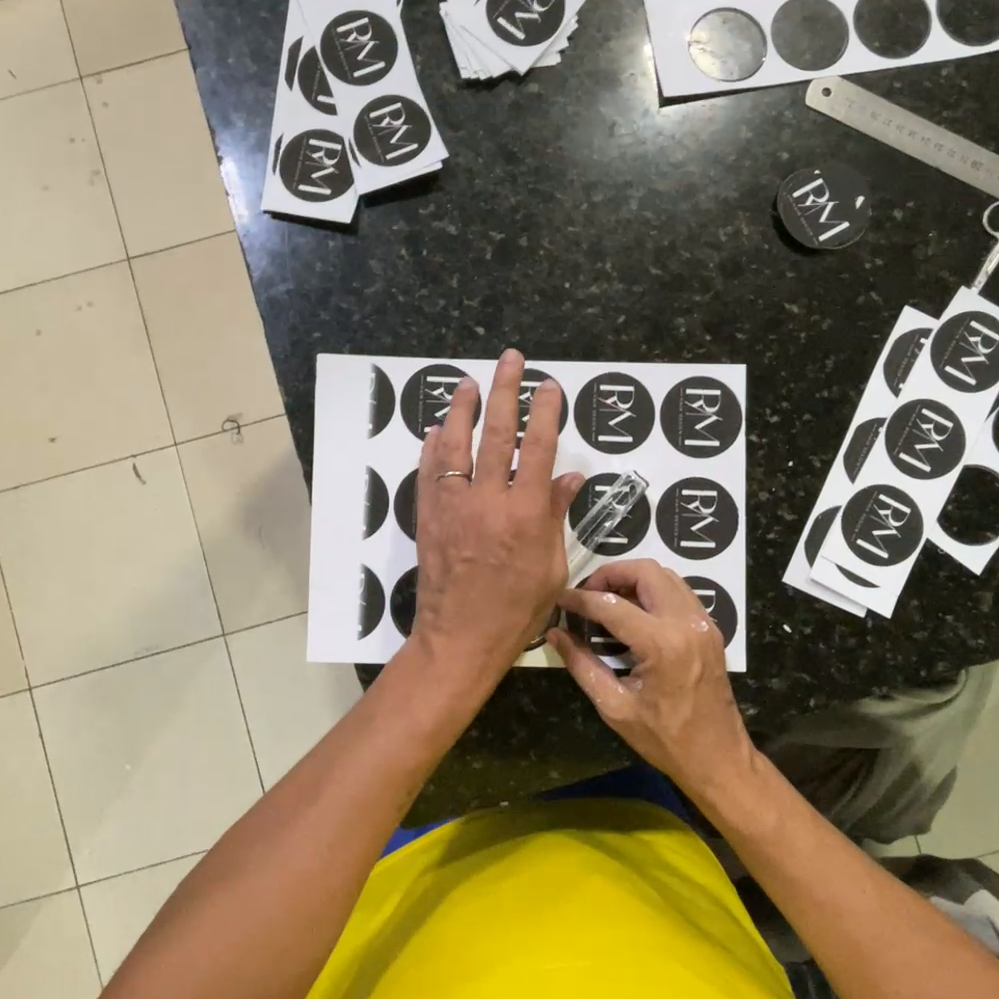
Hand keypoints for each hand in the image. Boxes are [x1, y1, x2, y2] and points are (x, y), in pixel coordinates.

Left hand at [409, 349, 582, 688]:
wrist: (459, 638)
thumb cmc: (516, 611)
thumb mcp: (551, 568)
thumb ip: (556, 517)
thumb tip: (570, 478)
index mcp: (526, 514)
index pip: (539, 448)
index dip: (545, 411)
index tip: (548, 386)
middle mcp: (487, 500)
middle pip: (496, 433)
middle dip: (504, 390)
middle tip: (509, 360)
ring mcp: (452, 506)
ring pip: (455, 444)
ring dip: (461, 409)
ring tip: (467, 383)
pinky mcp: (428, 517)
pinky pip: (428, 471)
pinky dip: (432, 447)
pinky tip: (436, 429)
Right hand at [548, 559, 759, 798]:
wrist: (718, 757)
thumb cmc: (664, 739)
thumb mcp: (614, 706)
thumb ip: (582, 664)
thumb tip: (555, 634)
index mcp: (662, 645)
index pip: (612, 605)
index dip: (580, 599)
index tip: (559, 600)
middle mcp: (686, 623)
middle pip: (645, 571)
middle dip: (610, 575)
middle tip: (587, 595)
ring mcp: (703, 623)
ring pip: (665, 575)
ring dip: (632, 579)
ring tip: (607, 600)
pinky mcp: (710, 629)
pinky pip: (679, 591)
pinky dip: (653, 590)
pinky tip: (634, 612)